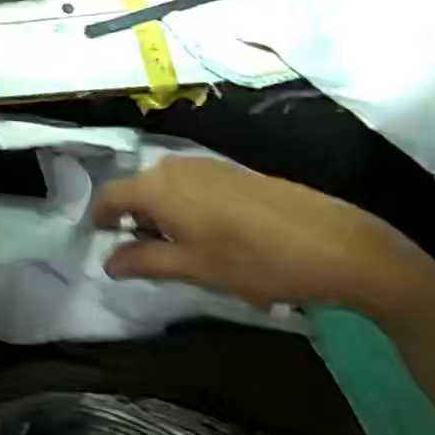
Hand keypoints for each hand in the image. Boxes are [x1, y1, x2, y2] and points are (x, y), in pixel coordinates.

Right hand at [91, 157, 434, 313]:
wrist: (334, 242)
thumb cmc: (255, 260)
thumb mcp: (195, 269)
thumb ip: (145, 262)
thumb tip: (108, 261)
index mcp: (156, 187)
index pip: (109, 196)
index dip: (100, 219)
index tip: (102, 243)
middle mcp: (172, 167)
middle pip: (137, 190)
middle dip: (136, 221)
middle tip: (150, 258)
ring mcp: (203, 165)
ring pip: (164, 187)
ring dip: (163, 215)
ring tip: (186, 252)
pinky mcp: (229, 170)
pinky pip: (190, 185)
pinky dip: (187, 207)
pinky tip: (216, 237)